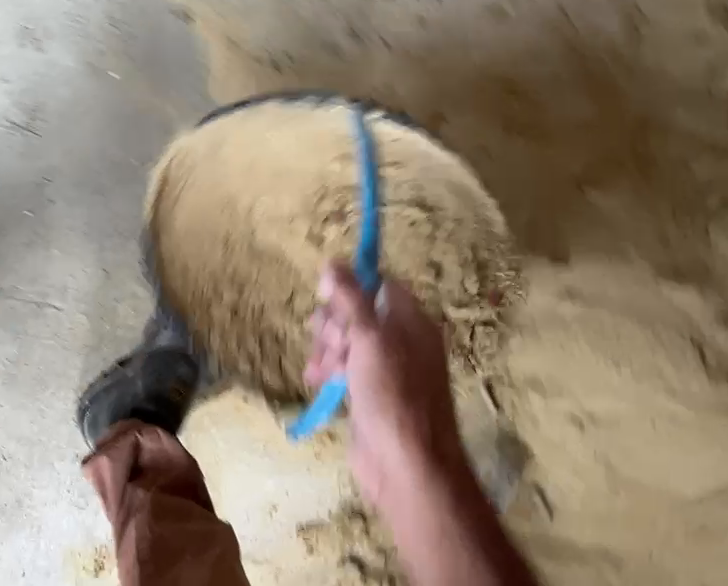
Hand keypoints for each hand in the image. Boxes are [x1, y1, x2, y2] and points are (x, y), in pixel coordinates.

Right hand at [304, 263, 466, 508]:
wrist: (405, 465)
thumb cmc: (393, 394)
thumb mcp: (369, 337)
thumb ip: (350, 297)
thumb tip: (333, 262)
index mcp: (410, 321)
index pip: (379, 285)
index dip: (351, 287)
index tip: (329, 298)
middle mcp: (400, 340)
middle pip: (354, 311)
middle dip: (332, 324)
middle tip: (334, 344)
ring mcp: (383, 367)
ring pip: (343, 339)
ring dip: (326, 349)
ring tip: (324, 369)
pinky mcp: (368, 390)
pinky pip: (341, 366)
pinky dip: (327, 369)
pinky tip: (317, 380)